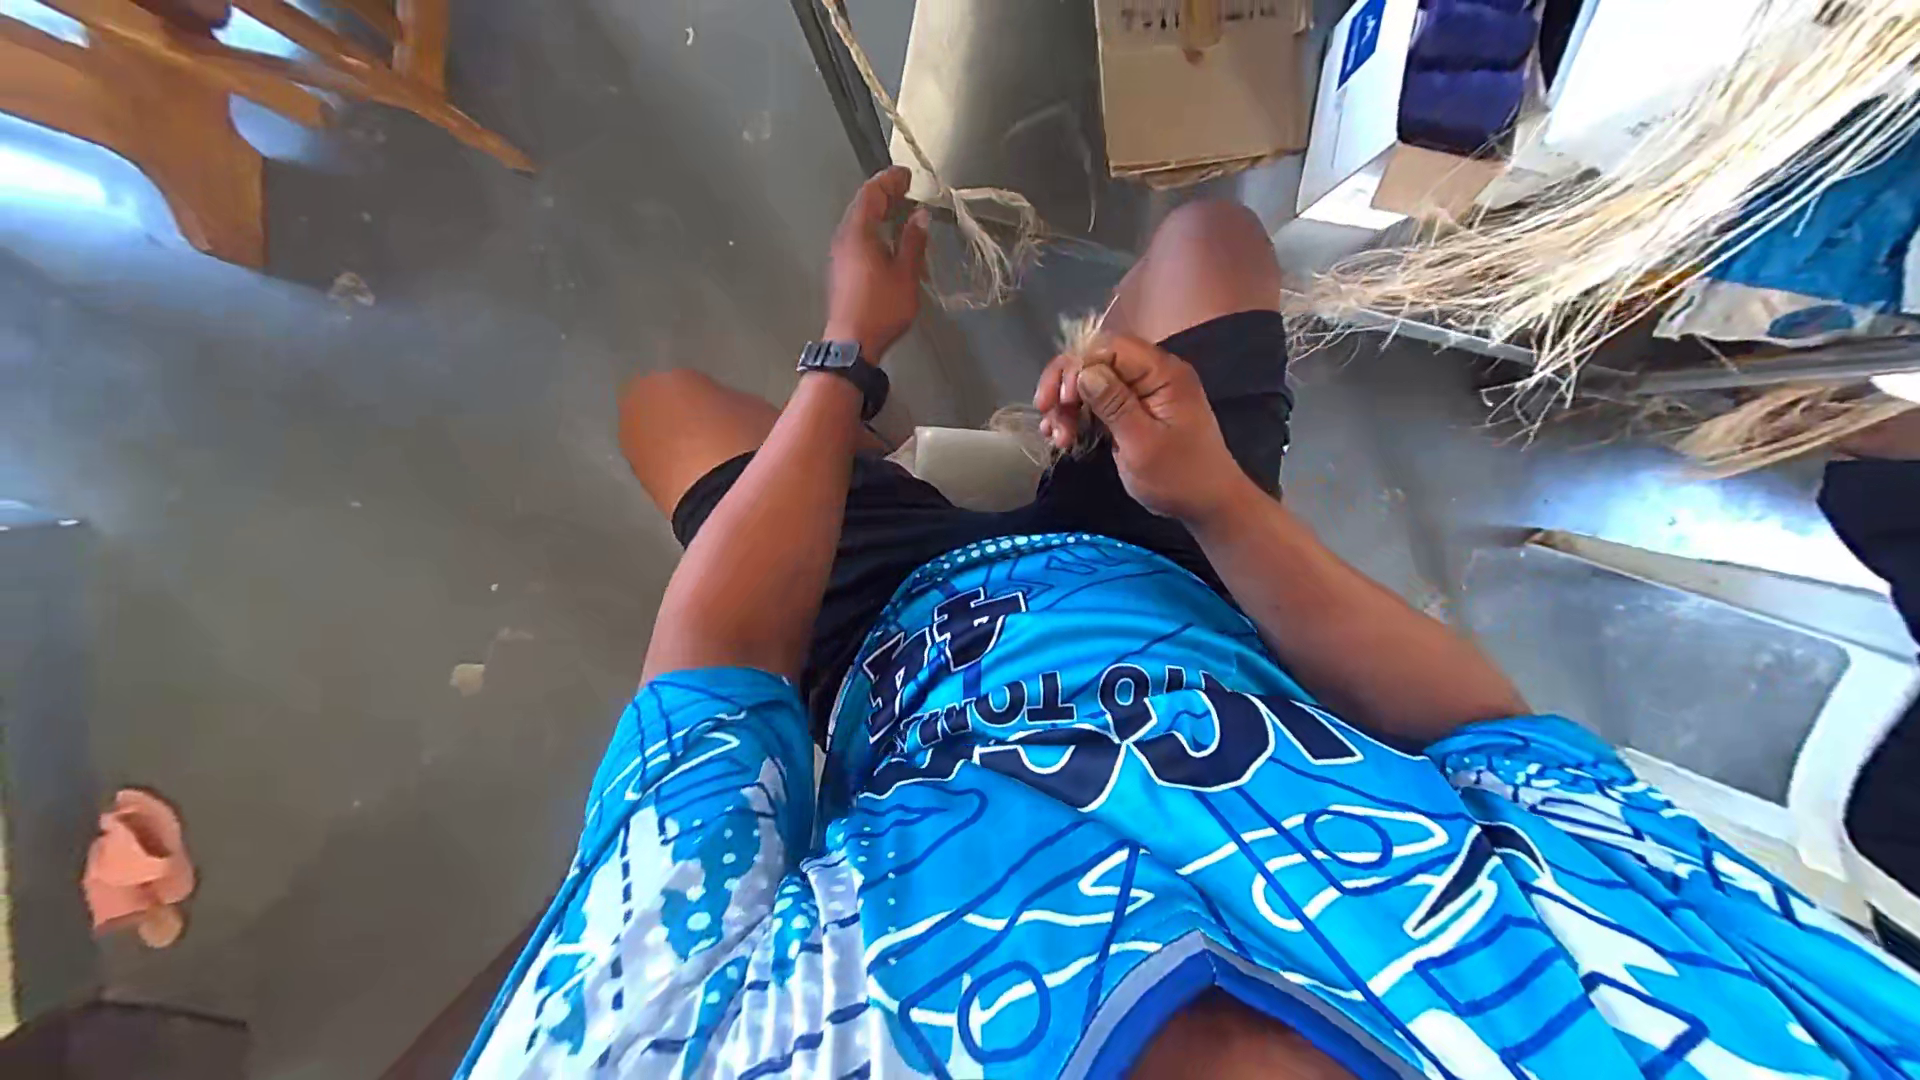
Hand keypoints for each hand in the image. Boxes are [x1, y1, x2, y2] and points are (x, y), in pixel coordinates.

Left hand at [824, 165, 930, 358]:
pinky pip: (856, 241)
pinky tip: (887, 243)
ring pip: (858, 224)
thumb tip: (920, 216)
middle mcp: (843, 238)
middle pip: (862, 206)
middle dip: (884, 195)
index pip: (872, 193)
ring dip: (878, 215)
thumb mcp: (905, 275)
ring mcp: (839, 256)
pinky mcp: (840, 272)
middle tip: (905, 191)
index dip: (890, 180)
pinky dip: (873, 232)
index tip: (907, 175)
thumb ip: (912, 242)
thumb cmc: (880, 309)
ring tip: (899, 214)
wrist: (851, 345)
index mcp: (858, 232)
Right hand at [1035, 333, 1259, 524]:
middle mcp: (1152, 375)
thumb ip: (1114, 404)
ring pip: (1090, 383)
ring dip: (1066, 406)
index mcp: (1163, 374)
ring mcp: (1141, 394)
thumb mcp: (1142, 444)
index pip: (1110, 347)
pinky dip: (1076, 417)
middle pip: (1096, 360)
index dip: (1078, 367)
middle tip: (1046, 414)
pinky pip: (1096, 403)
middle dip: (1065, 385)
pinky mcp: (1131, 412)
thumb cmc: (1179, 477)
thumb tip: (1083, 372)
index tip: (1061, 400)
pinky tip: (1061, 437)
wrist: (1207, 505)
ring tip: (1057, 438)